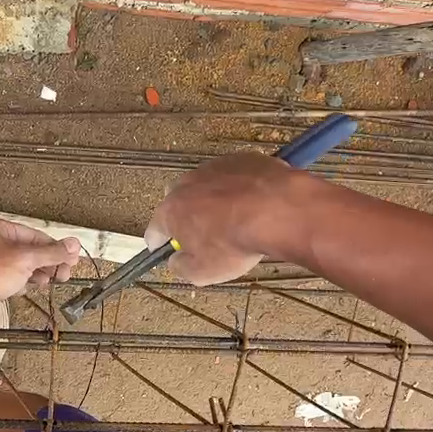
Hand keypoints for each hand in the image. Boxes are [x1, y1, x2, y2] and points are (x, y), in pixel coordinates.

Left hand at [0, 218, 81, 303]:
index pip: (34, 235)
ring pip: (16, 265)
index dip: (54, 248)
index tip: (70, 259)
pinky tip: (23, 289)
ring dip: (34, 274)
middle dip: (45, 263)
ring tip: (46, 282)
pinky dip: (17, 282)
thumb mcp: (26, 260)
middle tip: (62, 275)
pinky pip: (5, 277)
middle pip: (26, 250)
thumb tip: (74, 244)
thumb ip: (51, 253)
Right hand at [146, 153, 304, 284]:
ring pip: (206, 186)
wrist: (278, 209)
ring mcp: (213, 168)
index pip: (154, 230)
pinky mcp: (241, 159)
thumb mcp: (203, 272)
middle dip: (185, 216)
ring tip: (233, 217)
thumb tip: (176, 261)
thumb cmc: (236, 242)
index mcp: (170, 212)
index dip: (157, 242)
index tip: (159, 247)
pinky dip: (238, 187)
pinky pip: (233, 176)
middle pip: (178, 202)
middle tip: (202, 233)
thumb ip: (181, 267)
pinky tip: (252, 203)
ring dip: (213, 200)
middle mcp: (185, 184)